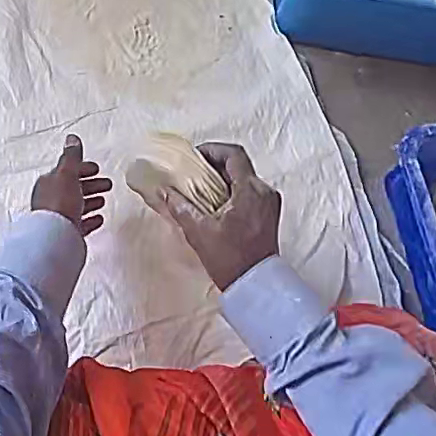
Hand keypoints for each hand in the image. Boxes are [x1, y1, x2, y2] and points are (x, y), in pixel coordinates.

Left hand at [31, 135, 112, 235]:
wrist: (54, 238)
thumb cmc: (59, 203)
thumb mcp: (67, 174)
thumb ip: (72, 157)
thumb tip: (72, 138)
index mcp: (49, 182)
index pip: (68, 171)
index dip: (83, 169)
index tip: (97, 169)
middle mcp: (51, 199)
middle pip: (74, 188)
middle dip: (90, 185)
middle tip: (107, 184)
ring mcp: (58, 217)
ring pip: (77, 205)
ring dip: (91, 201)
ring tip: (103, 201)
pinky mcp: (66, 233)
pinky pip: (80, 223)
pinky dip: (90, 219)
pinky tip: (98, 218)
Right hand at [156, 142, 280, 289]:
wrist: (256, 286)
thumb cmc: (230, 259)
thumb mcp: (199, 231)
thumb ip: (180, 207)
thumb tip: (165, 191)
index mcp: (251, 190)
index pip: (233, 155)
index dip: (212, 150)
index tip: (195, 157)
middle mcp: (265, 192)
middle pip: (239, 165)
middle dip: (215, 164)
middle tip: (194, 171)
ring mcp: (270, 203)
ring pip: (245, 178)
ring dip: (224, 178)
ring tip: (202, 188)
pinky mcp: (269, 214)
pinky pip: (250, 192)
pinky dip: (233, 191)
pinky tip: (216, 203)